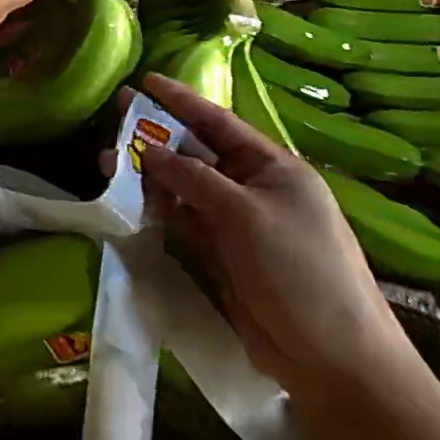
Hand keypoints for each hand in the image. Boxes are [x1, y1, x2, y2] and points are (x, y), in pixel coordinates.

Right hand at [133, 73, 405, 393]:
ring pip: (186, 188)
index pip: (220, 123)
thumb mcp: (246, 213)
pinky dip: (159, 209)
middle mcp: (254, 188)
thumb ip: (194, 178)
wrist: (331, 358)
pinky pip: (185, 221)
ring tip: (108, 159)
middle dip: (159, 134)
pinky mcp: (223, 256)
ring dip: (150, 174)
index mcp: (273, 166)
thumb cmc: (297, 268)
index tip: (147, 81)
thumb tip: (150, 150)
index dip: (182, 101)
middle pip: (198, 153)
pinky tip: (129, 198)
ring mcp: (237, 224)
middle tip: (118, 113)